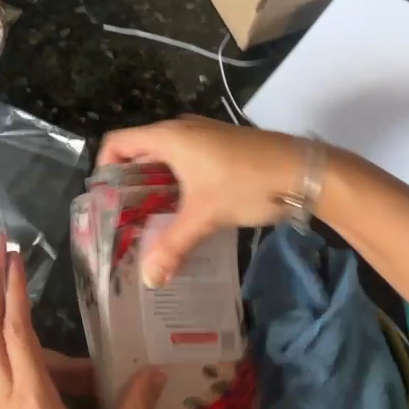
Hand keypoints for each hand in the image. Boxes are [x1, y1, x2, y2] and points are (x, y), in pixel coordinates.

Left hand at [0, 233, 164, 408]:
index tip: (12, 251)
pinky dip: (40, 372)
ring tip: (93, 375)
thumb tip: (157, 372)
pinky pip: (15, 382)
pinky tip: (76, 394)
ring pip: (7, 358)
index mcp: (29, 399)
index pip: (15, 329)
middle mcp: (4, 397)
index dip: (12, 287)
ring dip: (39, 346)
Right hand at [97, 115, 311, 287]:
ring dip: (155, 184)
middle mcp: (180, 129)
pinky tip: (186, 210)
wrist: (303, 171)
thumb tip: (149, 279)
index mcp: (168, 137)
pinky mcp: (220, 146)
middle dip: (130, 183)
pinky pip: (184, 160)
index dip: (105, 167)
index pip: (117, 142)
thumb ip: (173, 245)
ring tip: (153, 219)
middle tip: (126, 217)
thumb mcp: (206, 216)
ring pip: (164, 157)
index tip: (106, 200)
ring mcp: (202, 135)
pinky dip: (176, 181)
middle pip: (139, 150)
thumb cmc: (245, 184)